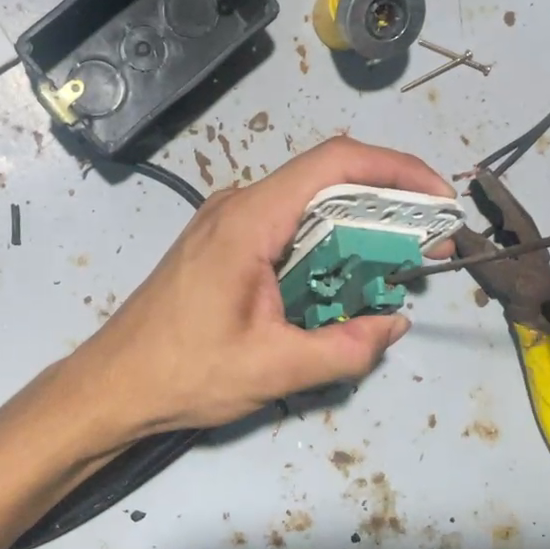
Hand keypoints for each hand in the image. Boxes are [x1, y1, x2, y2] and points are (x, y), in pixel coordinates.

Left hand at [68, 136, 451, 438]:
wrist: (112, 385)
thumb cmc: (184, 373)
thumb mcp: (274, 370)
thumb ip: (345, 348)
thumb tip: (394, 325)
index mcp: (249, 219)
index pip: (334, 163)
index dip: (395, 168)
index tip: (437, 197)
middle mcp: (238, 206)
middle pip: (326, 180)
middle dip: (386, 204)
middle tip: (428, 244)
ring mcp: (226, 223)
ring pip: (307, 205)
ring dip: (357, 228)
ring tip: (397, 265)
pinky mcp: (222, 245)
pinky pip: (286, 228)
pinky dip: (326, 245)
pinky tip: (344, 281)